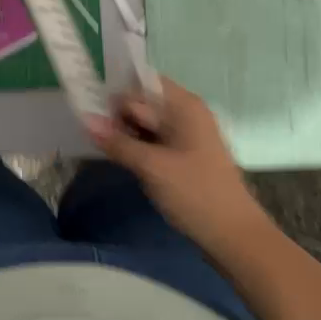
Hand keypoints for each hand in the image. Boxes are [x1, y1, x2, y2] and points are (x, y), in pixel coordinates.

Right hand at [86, 78, 270, 249]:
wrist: (234, 238)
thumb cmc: (195, 193)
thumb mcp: (152, 167)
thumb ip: (118, 142)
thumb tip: (86, 119)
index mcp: (184, 104)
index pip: (143, 81)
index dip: (117, 89)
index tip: (88, 102)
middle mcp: (186, 113)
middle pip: (144, 102)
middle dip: (118, 113)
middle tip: (88, 128)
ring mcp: (187, 136)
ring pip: (148, 124)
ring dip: (126, 132)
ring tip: (98, 142)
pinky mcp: (185, 158)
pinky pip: (155, 141)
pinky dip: (138, 146)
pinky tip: (119, 157)